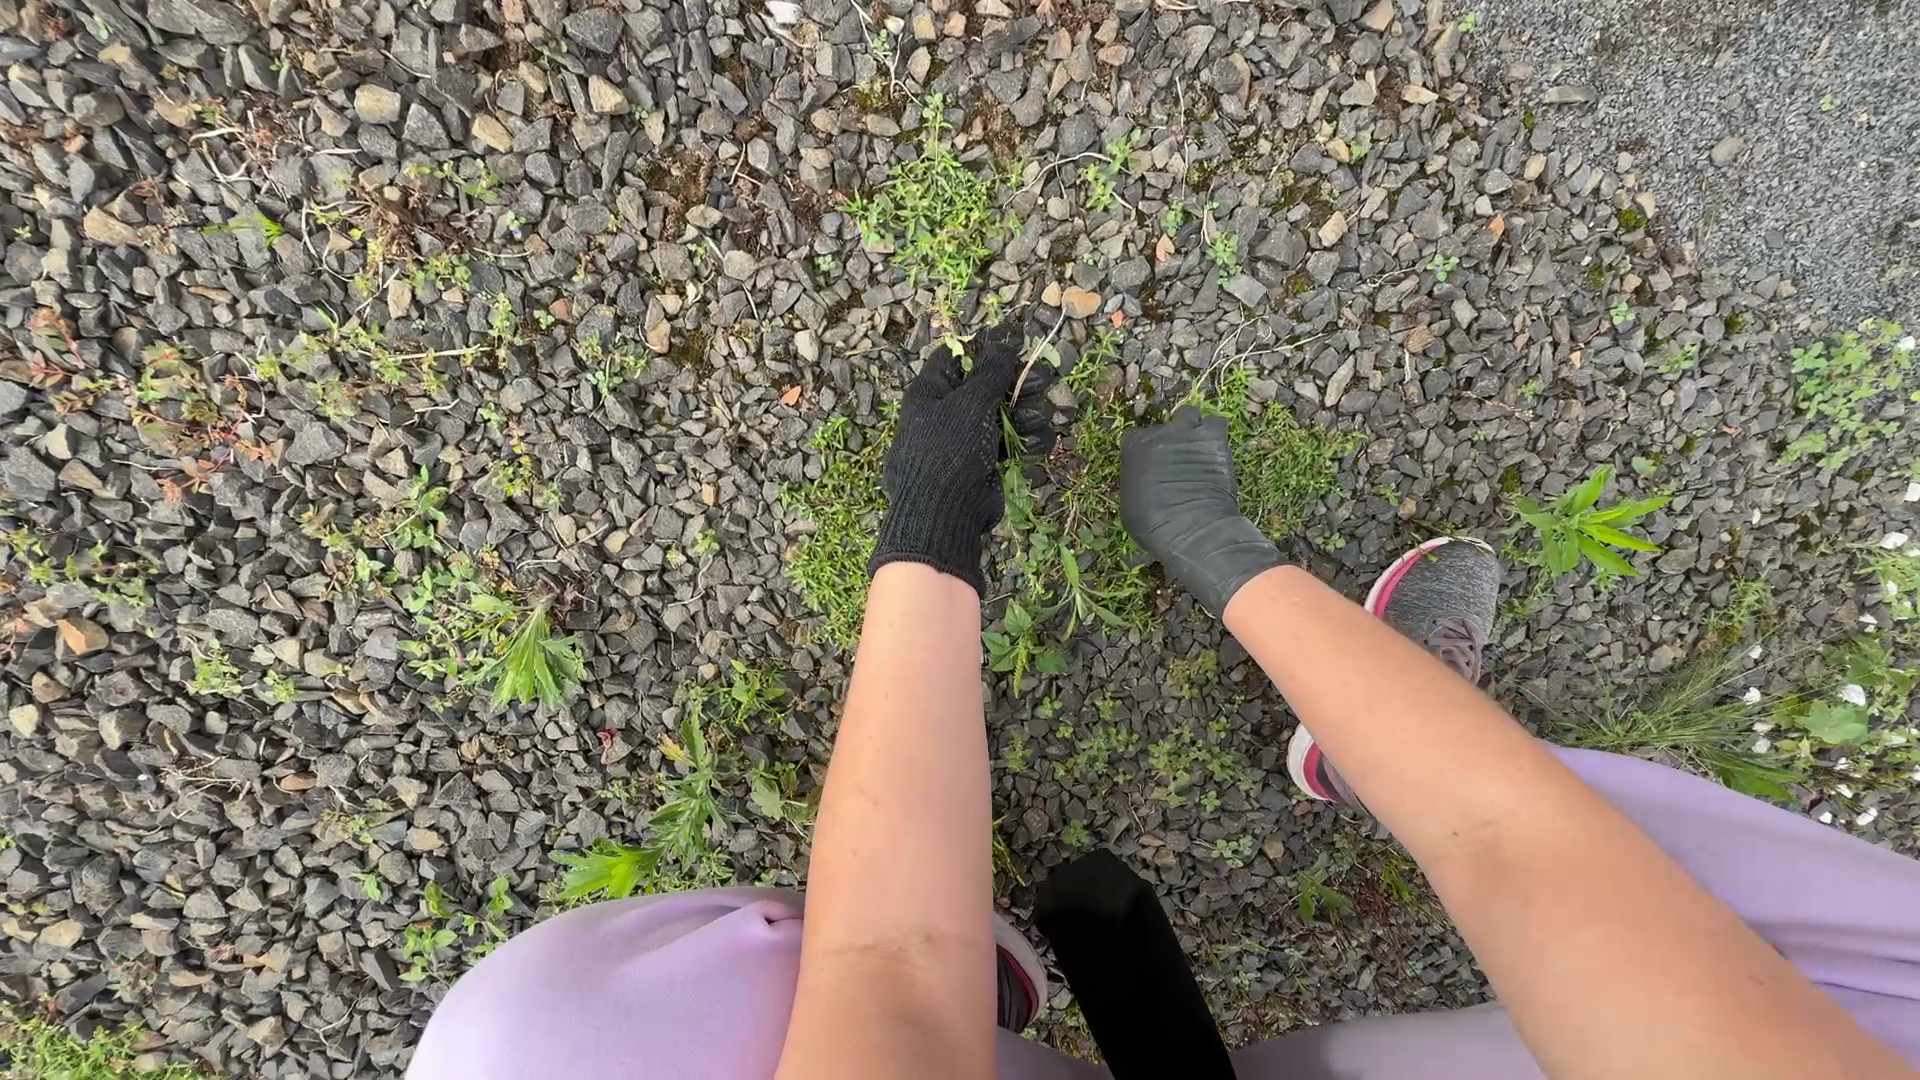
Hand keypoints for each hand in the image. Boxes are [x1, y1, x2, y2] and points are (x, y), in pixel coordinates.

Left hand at [870, 322, 1051, 593]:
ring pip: (1003, 415)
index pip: (956, 358)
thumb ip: (990, 372)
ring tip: (1039, 417)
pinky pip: (1009, 444)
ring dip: (1026, 413)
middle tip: (1043, 380)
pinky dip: (1026, 441)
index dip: (984, 349)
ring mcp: (966, 440)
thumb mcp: (970, 403)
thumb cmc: (949, 449)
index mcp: (931, 393)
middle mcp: (947, 413)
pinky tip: (1041, 440)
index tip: (1013, 346)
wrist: (944, 512)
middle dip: (1017, 384)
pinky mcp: (984, 464)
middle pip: (987, 387)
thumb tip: (1003, 342)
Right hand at [1119, 405, 1280, 615]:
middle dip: (1173, 434)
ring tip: (1201, 448)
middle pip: (1167, 422)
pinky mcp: (1216, 441)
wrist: (1189, 529)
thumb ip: (1137, 481)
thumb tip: (1145, 480)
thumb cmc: (1152, 524)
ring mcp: (1190, 434)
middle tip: (1179, 452)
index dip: (1145, 449)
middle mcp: (1161, 434)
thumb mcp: (1130, 504)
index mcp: (1135, 447)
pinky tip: (1217, 455)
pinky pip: (1218, 426)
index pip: (1135, 436)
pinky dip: (1217, 438)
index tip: (1151, 462)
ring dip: (1197, 430)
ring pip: (1194, 416)